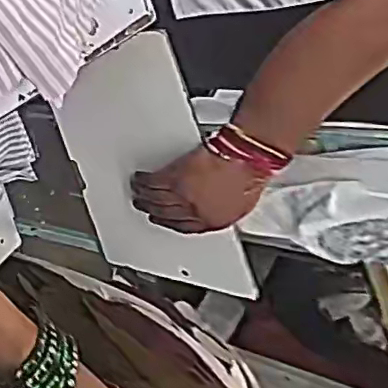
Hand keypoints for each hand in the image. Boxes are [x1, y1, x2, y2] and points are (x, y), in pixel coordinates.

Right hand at [130, 145, 266, 233]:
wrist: (246, 159)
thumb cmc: (249, 176)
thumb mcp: (240, 203)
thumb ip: (219, 210)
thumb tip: (207, 207)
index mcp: (212, 221)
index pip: (184, 227)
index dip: (169, 223)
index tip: (161, 218)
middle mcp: (194, 211)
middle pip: (165, 213)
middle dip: (152, 209)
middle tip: (144, 204)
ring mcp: (182, 195)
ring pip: (155, 198)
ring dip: (144, 195)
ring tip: (138, 189)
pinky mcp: (174, 178)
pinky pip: (152, 183)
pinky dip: (143, 181)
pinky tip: (140, 178)